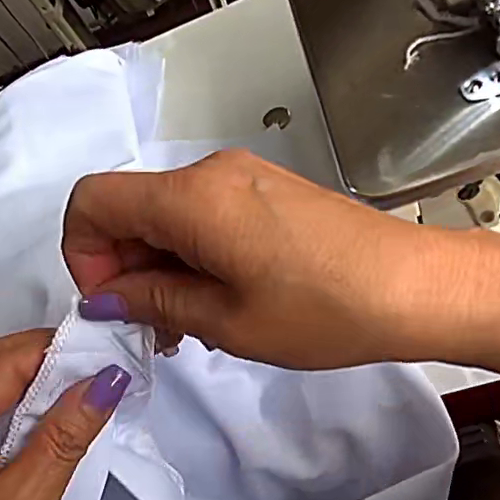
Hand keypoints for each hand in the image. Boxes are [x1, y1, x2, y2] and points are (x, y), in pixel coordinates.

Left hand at [0, 329, 131, 499]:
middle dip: (49, 357)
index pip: (0, 365)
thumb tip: (106, 380)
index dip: (58, 349)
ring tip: (94, 385)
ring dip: (40, 383)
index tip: (115, 346)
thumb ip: (64, 439)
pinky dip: (26, 411)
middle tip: (110, 363)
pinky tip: (60, 419)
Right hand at [62, 150, 480, 369]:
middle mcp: (217, 172)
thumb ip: (157, 302)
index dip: (84, 255)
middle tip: (156, 326)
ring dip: (167, 266)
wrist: (415, 288)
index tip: (112, 303)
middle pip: (134, 208)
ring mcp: (251, 177)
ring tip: (196, 322)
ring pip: (175, 214)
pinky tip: (227, 298)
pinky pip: (213, 214)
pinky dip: (201, 253)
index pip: (93, 201)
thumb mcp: (229, 322)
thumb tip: (113, 295)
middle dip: (128, 267)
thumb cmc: (330, 309)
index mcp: (193, 197)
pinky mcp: (277, 192)